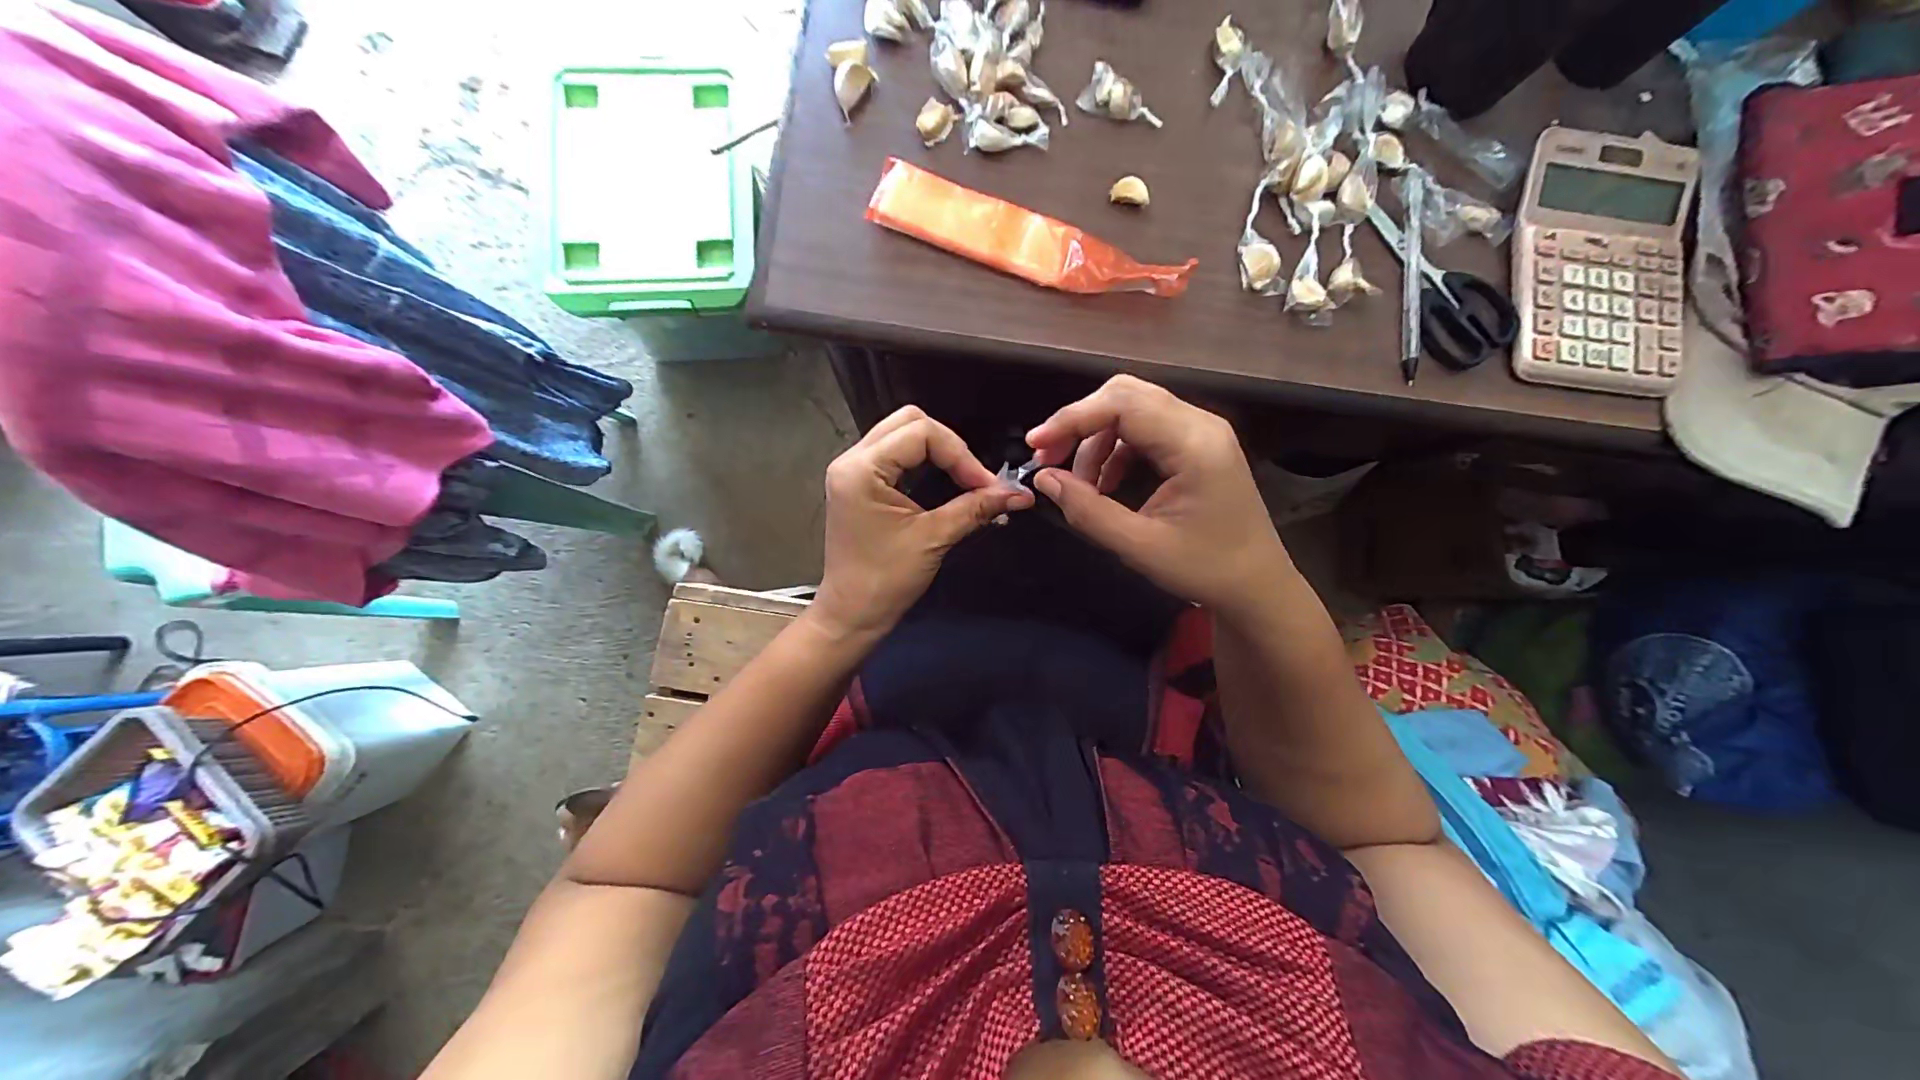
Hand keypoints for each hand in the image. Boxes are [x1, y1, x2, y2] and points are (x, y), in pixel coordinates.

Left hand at [812, 406, 1032, 638]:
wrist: (852, 614)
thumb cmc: (885, 580)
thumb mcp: (933, 539)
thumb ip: (975, 508)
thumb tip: (1017, 493)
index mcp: (861, 469)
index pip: (921, 433)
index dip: (960, 455)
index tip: (985, 485)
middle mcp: (852, 460)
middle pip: (910, 422)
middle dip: (949, 445)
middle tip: (973, 477)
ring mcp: (852, 470)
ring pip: (902, 433)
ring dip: (936, 451)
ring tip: (963, 478)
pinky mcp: (859, 483)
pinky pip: (895, 453)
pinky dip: (922, 460)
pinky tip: (942, 480)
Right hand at [1025, 376, 1287, 618]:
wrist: (1256, 585)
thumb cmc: (1204, 568)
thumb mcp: (1138, 546)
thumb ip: (1087, 509)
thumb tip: (1043, 479)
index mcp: (1193, 443)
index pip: (1122, 404)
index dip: (1072, 418)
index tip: (1035, 445)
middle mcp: (1200, 424)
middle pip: (1125, 395)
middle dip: (1080, 423)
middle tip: (1048, 459)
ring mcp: (1201, 431)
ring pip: (1132, 409)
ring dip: (1095, 438)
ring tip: (1076, 482)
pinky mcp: (1197, 444)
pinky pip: (1144, 428)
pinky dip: (1114, 448)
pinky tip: (1103, 484)